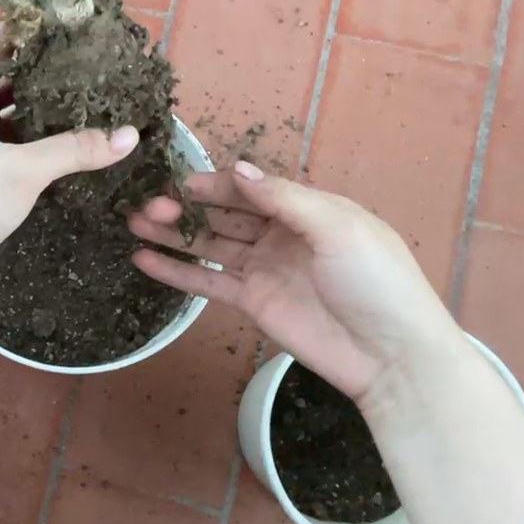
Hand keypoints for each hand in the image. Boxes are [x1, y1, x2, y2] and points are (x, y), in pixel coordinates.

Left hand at [0, 23, 139, 286]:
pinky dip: (43, 134)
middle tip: (92, 54)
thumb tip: (131, 134)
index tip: (69, 15)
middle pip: (9, 74)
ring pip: (15, 110)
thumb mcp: (23, 169)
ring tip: (91, 89)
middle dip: (46, 64)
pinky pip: (18, 140)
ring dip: (47, 102)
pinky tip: (76, 134)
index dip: (28, 25)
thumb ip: (75, 149)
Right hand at [127, 163, 460, 405]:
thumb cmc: (374, 281)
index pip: (251, 189)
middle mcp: (279, 235)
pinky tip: (144, 260)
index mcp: (306, 210)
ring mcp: (262, 269)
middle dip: (186, 207)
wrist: (389, 354)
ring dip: (173, 234)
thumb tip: (239, 170)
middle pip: (224, 215)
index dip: (216, 184)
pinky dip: (176, 271)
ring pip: (209, 245)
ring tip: (134, 224)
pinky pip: (206, 282)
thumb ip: (285, 198)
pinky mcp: (249, 302)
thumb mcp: (337, 228)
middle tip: (148, 205)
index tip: (180, 182)